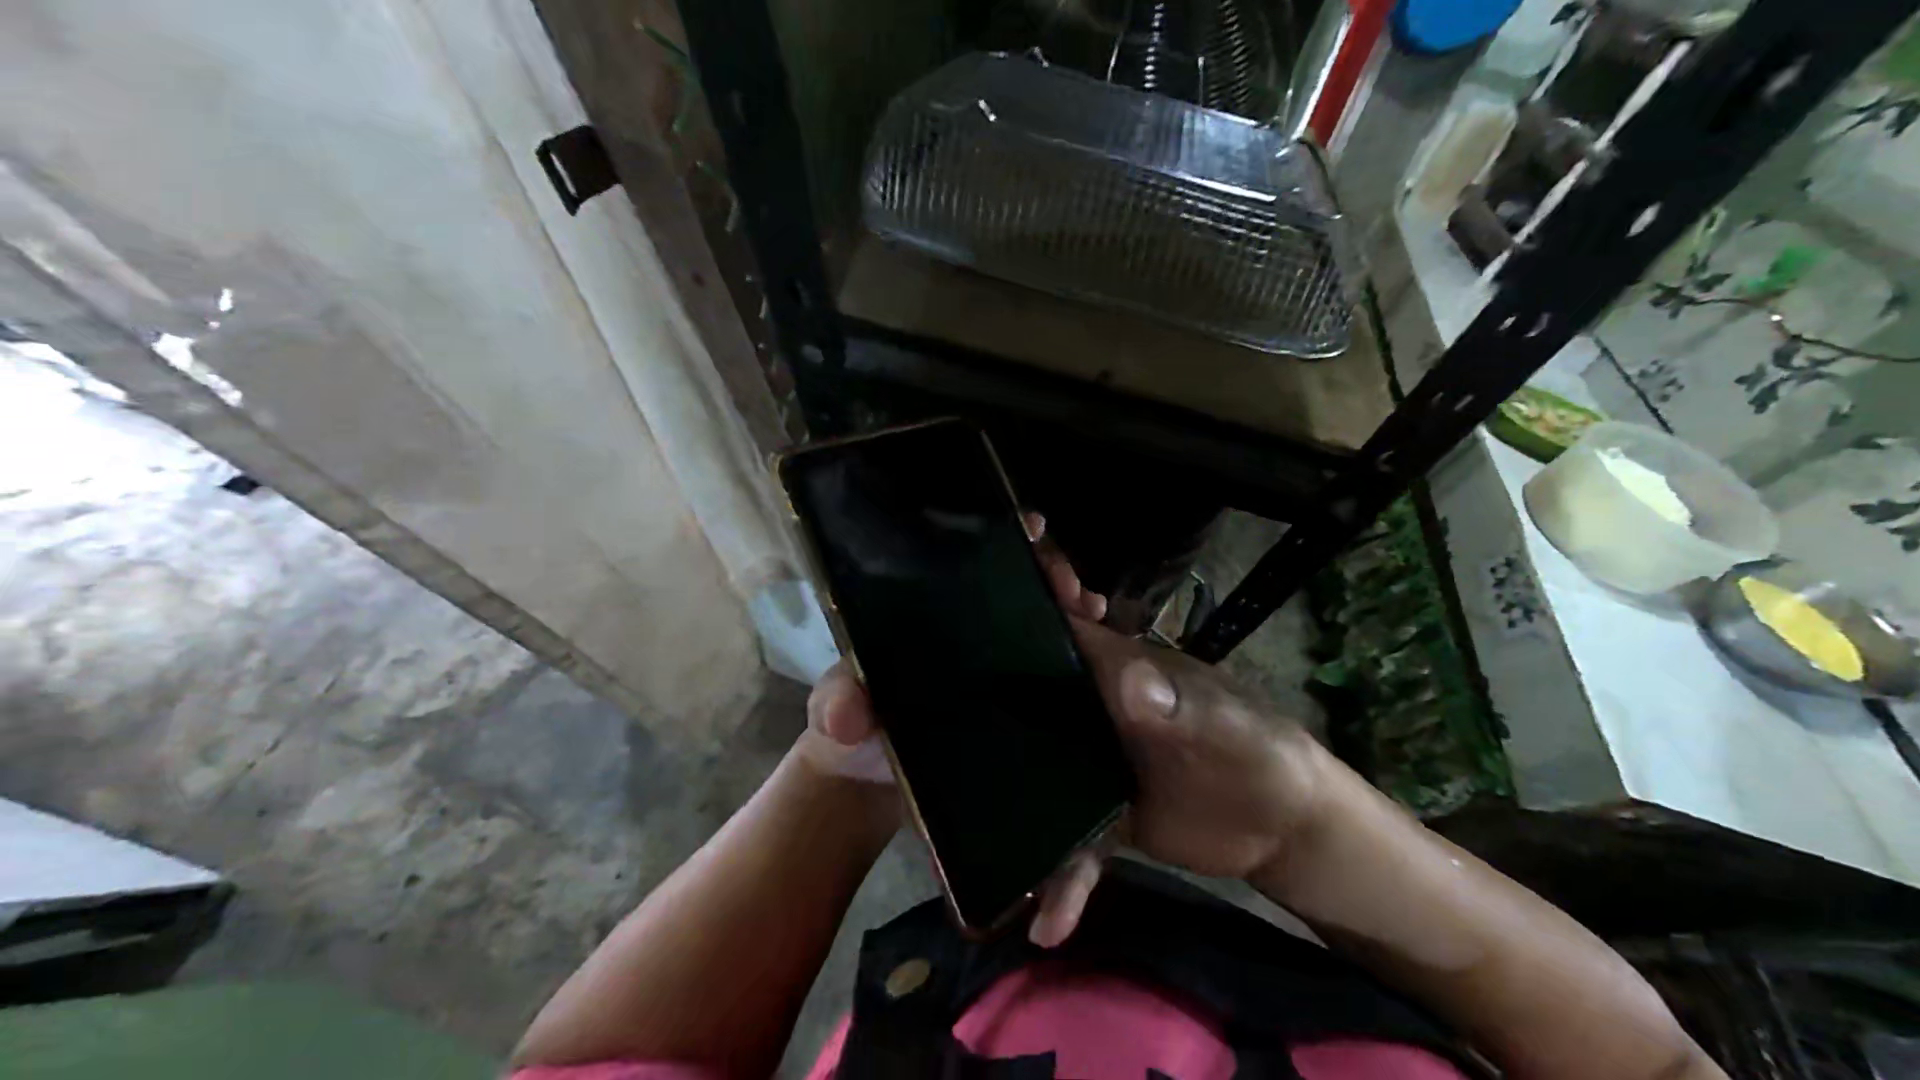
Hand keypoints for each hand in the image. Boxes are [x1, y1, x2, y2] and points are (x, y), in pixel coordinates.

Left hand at [797, 510, 1108, 785]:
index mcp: (923, 608)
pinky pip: (1056, 661)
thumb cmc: (852, 733)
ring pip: (1042, 613)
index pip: (965, 556)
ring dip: (1072, 604)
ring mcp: (995, 655)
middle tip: (1068, 587)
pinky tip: (1104, 648)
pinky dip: (1082, 649)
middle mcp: (965, 621)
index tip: (1029, 529)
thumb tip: (844, 716)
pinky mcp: (1019, 693)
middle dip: (1048, 568)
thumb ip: (838, 706)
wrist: (874, 782)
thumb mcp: (839, 713)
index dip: (998, 535)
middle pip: (1015, 577)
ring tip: (1091, 610)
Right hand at [799, 517, 1325, 946]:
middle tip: (887, 746)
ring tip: (948, 850)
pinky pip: (1055, 844)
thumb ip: (1183, 703)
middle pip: (1001, 701)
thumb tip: (1130, 681)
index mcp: (1100, 664)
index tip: (916, 616)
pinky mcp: (1087, 815)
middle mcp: (1074, 705)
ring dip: (985, 812)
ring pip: (1014, 775)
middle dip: (950, 718)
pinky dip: (1055, 880)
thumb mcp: (1228, 725)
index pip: (1034, 623)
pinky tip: (1048, 921)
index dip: (984, 610)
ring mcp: (1076, 763)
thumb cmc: (1259, 749)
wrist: (1280, 826)